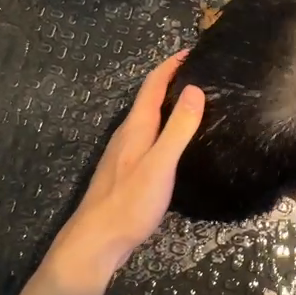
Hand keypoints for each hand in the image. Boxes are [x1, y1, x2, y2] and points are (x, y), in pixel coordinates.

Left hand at [46, 51, 204, 287]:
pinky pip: (148, 136)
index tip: (191, 52)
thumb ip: (178, 129)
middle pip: (150, 98)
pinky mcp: (126, 171)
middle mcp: (128, 134)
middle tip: (200, 75)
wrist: (96, 242)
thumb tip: (195, 89)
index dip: (171, 66)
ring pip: (148, 119)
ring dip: (167, 105)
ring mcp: (124, 153)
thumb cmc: (129, 202)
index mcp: (136, 126)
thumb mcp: (160, 164)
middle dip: (172, 81)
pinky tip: (174, 143)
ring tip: (193, 104)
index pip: (153, 85)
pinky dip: (163, 127)